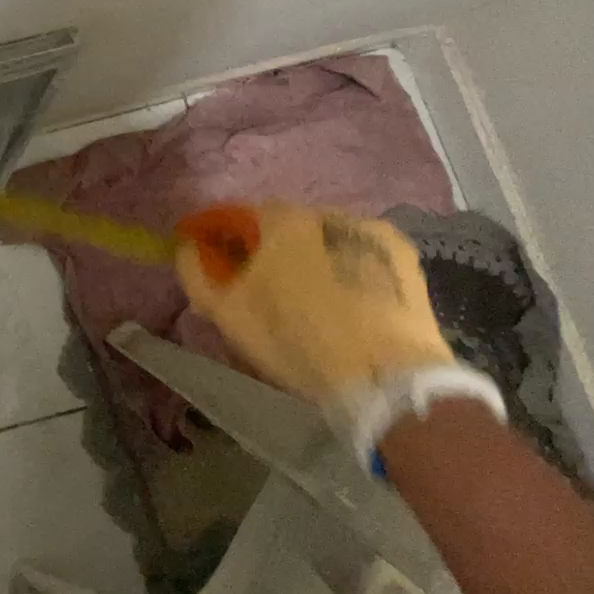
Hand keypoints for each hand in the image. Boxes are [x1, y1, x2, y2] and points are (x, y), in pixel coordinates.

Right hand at [173, 203, 452, 403]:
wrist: (388, 380)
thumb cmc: (297, 340)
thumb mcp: (227, 312)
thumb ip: (196, 272)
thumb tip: (188, 248)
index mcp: (282, 220)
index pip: (234, 215)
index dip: (213, 233)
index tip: (202, 252)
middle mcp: (328, 214)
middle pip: (280, 226)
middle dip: (261, 246)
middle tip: (250, 280)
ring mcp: (372, 235)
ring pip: (320, 241)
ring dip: (303, 257)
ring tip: (297, 295)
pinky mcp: (405, 263)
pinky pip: (355, 257)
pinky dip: (340, 270)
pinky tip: (336, 301)